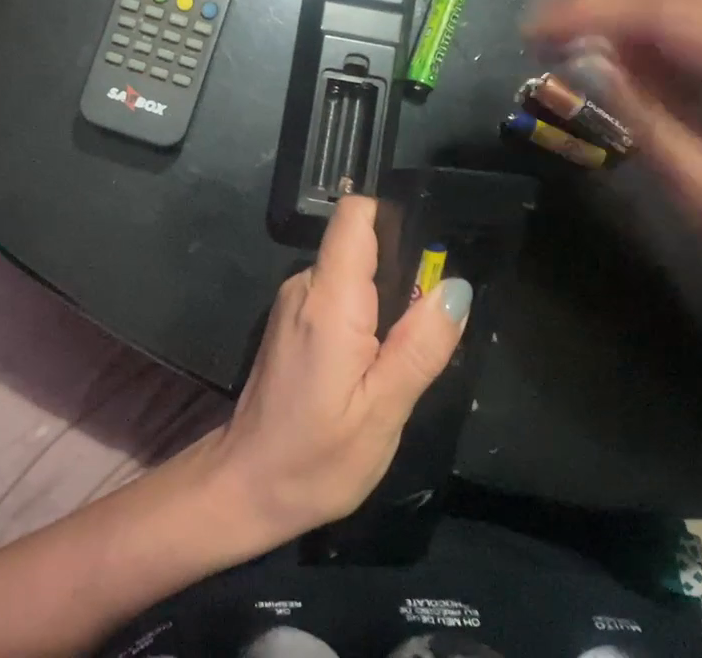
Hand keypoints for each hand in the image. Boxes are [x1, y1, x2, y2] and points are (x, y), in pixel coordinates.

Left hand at [207, 196, 470, 543]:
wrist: (246, 486)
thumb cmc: (315, 458)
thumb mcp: (384, 410)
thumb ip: (421, 346)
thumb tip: (455, 288)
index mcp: (328, 301)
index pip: (355, 216)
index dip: (396, 218)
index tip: (432, 251)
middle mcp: (303, 287)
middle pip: (358, 243)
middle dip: (402, 269)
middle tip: (432, 320)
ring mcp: (292, 304)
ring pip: (350, 272)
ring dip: (385, 297)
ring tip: (409, 347)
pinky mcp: (290, 323)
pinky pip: (336, 296)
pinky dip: (364, 315)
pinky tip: (377, 360)